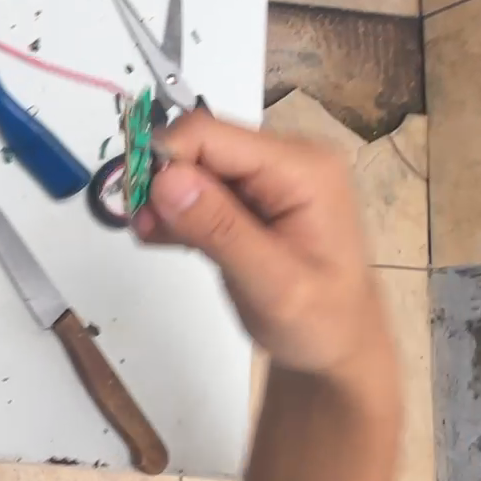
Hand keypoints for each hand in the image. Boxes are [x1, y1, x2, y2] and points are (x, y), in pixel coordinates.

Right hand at [132, 112, 389, 378]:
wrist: (338, 346)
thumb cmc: (318, 321)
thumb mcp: (270, 282)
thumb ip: (218, 228)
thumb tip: (164, 178)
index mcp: (300, 168)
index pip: (207, 134)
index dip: (164, 160)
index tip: (143, 208)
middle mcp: (283, 159)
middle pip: (195, 145)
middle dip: (160, 182)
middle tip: (146, 229)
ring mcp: (265, 177)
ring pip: (188, 166)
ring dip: (161, 200)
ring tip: (156, 238)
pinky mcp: (246, 196)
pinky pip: (193, 188)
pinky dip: (171, 211)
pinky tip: (165, 238)